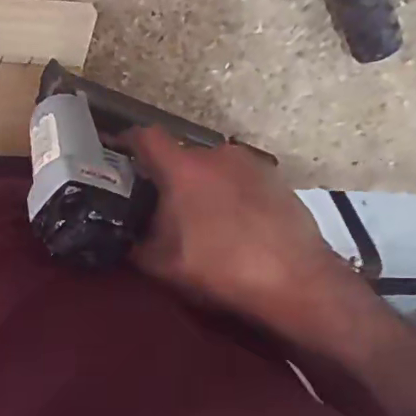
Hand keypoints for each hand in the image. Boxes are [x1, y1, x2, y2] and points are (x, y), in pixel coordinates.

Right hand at [126, 128, 363, 329]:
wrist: (294, 279)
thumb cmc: (221, 269)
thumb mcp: (163, 266)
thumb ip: (135, 245)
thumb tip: (124, 236)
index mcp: (183, 169)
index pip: (145, 137)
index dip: (128, 142)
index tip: (120, 154)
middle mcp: (217, 155)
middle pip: (182, 156)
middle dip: (170, 178)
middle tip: (165, 208)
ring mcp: (251, 163)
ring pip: (213, 168)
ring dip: (204, 186)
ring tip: (205, 220)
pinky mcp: (276, 178)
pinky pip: (241, 179)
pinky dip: (231, 194)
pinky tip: (237, 224)